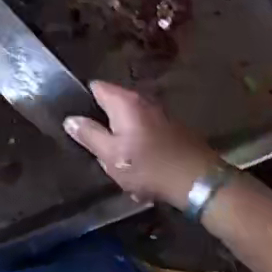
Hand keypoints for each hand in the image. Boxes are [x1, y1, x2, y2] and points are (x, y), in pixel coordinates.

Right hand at [64, 81, 221, 208]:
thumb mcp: (109, 154)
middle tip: (89, 141)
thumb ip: (88, 134)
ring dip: (120, 137)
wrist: (201, 184)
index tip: (72, 114)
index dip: (81, 97)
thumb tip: (70, 119)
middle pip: (113, 104)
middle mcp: (145, 102)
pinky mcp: (174, 131)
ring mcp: (162, 116)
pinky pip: (145, 134)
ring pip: (130, 121)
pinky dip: (138, 145)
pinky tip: (136, 165)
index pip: (96, 87)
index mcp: (125, 103)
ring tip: (111, 157)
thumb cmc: (149, 167)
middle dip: (101, 120)